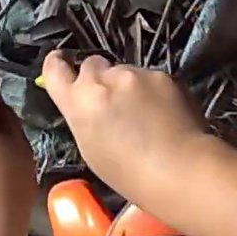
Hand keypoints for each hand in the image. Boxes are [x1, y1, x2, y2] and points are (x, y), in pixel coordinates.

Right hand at [40, 51, 217, 206]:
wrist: (182, 170)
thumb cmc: (130, 173)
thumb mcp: (89, 147)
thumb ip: (81, 114)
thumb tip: (85, 103)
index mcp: (78, 101)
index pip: (54, 68)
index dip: (57, 63)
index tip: (60, 62)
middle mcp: (102, 80)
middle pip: (91, 64)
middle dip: (98, 78)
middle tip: (111, 102)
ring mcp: (133, 74)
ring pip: (123, 71)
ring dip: (127, 86)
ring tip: (143, 115)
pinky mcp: (161, 74)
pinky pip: (149, 77)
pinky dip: (152, 91)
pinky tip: (162, 114)